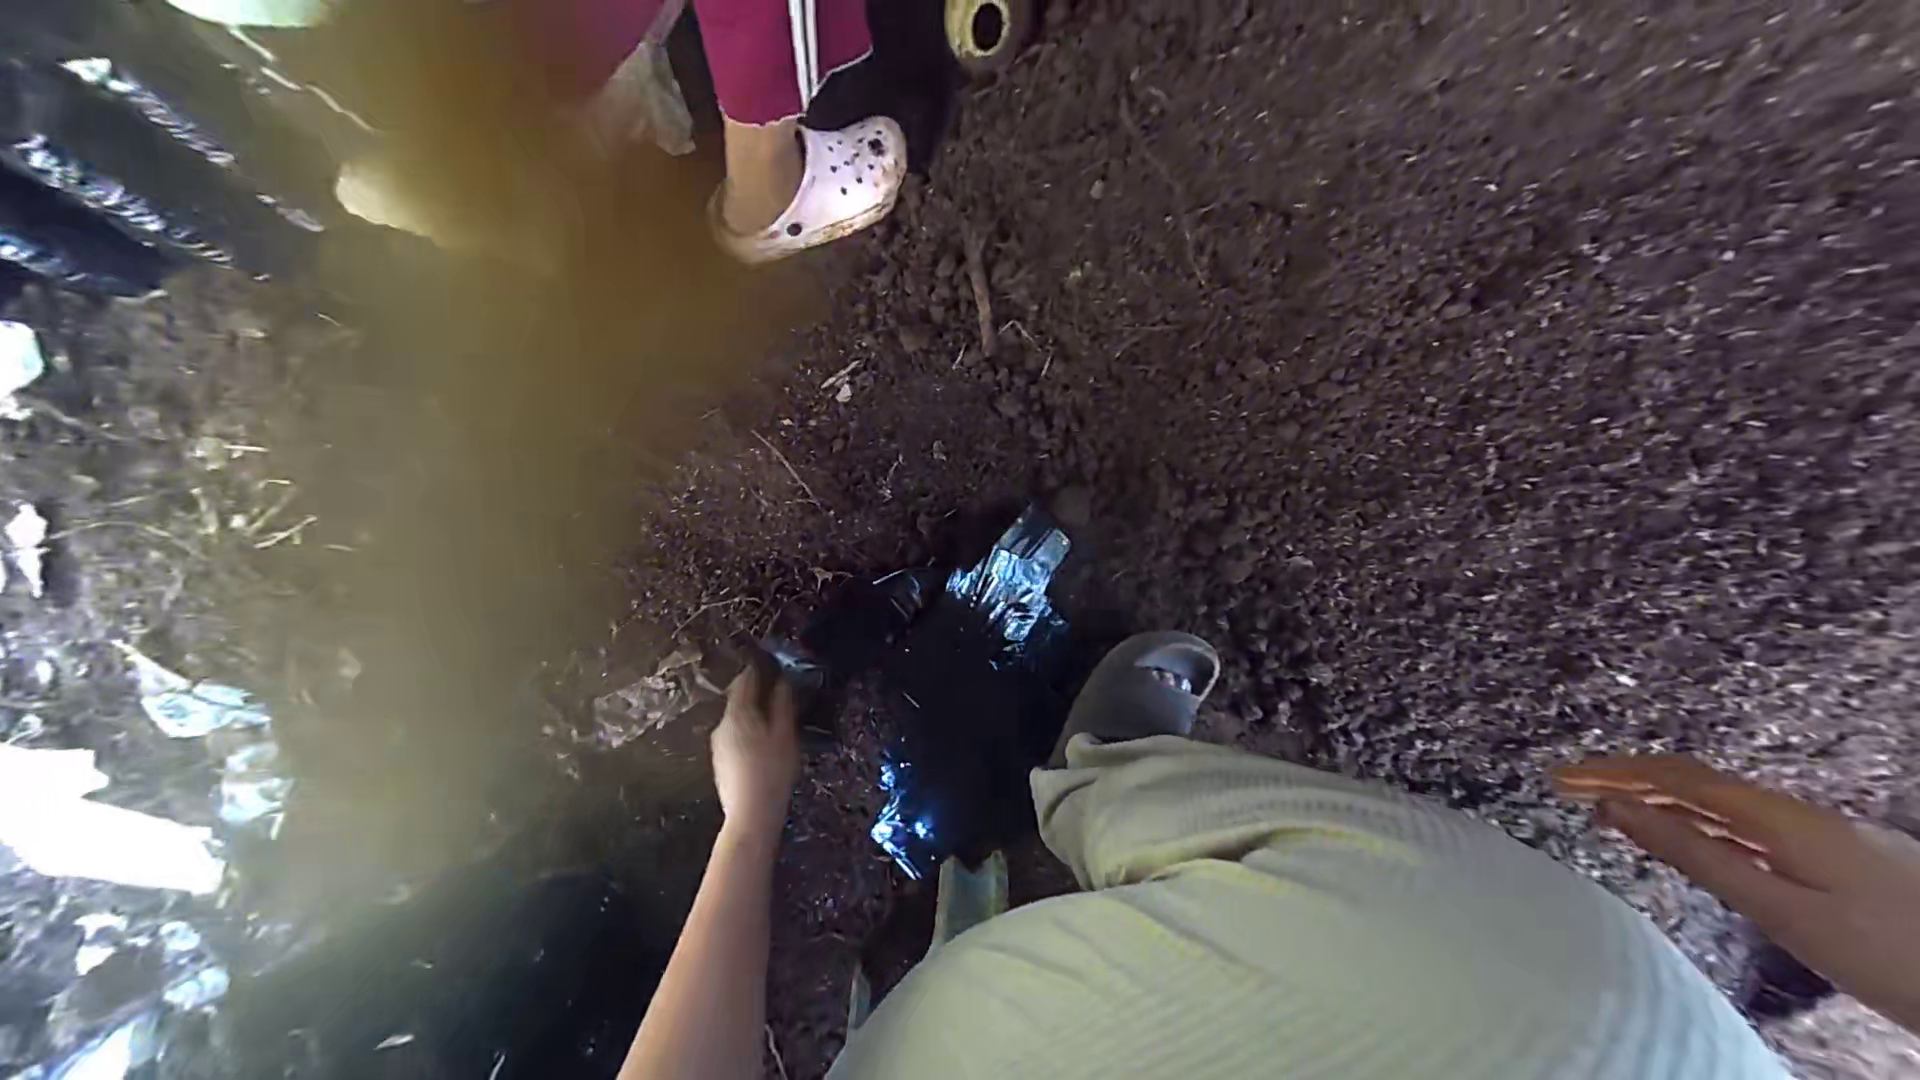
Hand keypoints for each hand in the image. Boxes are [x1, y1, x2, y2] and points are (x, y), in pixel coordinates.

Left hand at [711, 663, 799, 837]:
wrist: (751, 815)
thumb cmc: (772, 771)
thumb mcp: (785, 734)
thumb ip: (782, 704)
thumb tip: (782, 681)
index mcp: (738, 714)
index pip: (744, 680)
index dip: (758, 668)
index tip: (772, 661)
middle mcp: (722, 725)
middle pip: (739, 699)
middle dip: (757, 691)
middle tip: (780, 688)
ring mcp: (719, 744)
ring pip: (737, 718)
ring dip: (754, 711)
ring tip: (776, 714)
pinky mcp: (721, 760)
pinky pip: (735, 733)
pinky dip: (749, 728)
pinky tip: (764, 740)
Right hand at [1555, 755, 1919, 1032]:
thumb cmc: (1887, 954)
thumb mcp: (1779, 908)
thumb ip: (1693, 853)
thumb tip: (1614, 807)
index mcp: (1777, 817)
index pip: (1674, 777)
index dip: (1610, 772)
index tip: (1558, 778)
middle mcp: (1796, 813)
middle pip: (1694, 781)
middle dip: (1625, 779)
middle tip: (1569, 789)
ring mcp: (1823, 835)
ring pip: (1719, 802)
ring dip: (1657, 799)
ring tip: (1609, 811)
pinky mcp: (1838, 857)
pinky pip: (1744, 823)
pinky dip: (1694, 820)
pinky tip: (1682, 835)